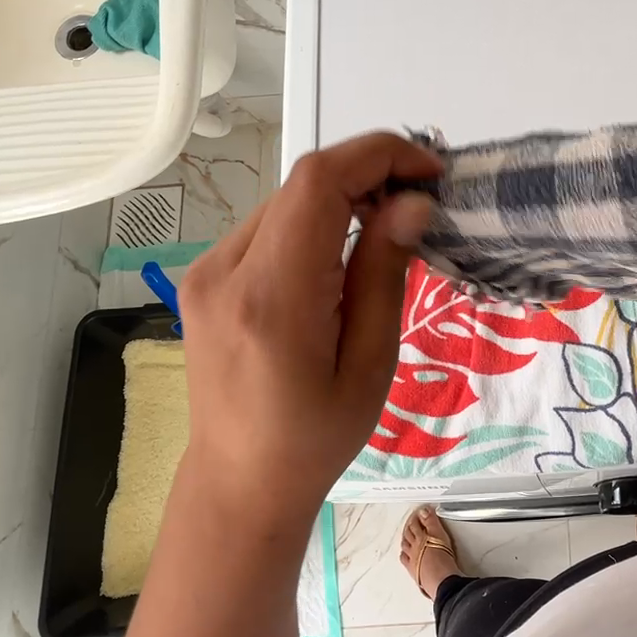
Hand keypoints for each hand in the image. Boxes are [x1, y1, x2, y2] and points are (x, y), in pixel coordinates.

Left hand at [176, 132, 440, 510]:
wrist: (239, 480)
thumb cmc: (317, 437)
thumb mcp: (371, 362)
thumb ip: (384, 273)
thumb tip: (412, 202)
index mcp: (272, 298)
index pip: (319, 183)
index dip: (379, 157)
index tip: (430, 172)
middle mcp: (224, 270)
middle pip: (303, 183)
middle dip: (370, 173)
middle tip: (421, 200)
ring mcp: (206, 270)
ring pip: (287, 199)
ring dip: (345, 195)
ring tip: (390, 224)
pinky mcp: (205, 276)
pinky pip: (270, 224)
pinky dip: (316, 218)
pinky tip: (345, 249)